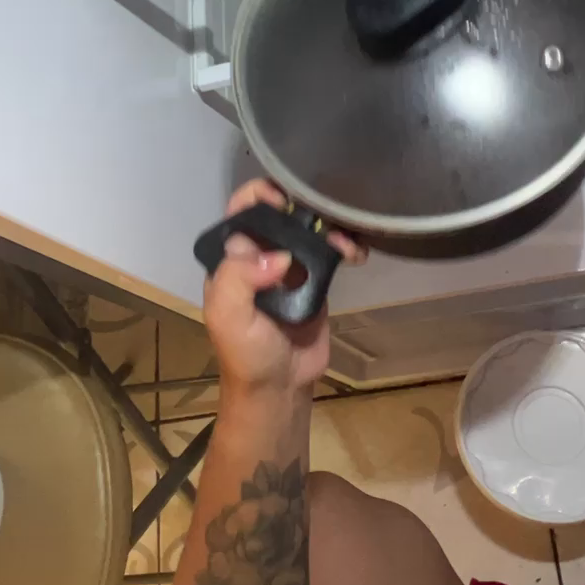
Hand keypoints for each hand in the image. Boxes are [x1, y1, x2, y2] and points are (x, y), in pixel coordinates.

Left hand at [203, 180, 366, 397]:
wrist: (281, 388)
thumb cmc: (248, 354)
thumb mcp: (229, 317)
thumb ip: (238, 279)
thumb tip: (278, 256)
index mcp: (231, 260)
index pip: (240, 214)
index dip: (257, 197)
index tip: (282, 198)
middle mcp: (259, 258)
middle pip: (280, 216)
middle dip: (303, 208)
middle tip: (324, 213)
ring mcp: (290, 268)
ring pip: (309, 231)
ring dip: (330, 226)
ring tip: (345, 241)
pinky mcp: (317, 281)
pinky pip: (330, 254)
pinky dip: (345, 246)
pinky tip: (356, 253)